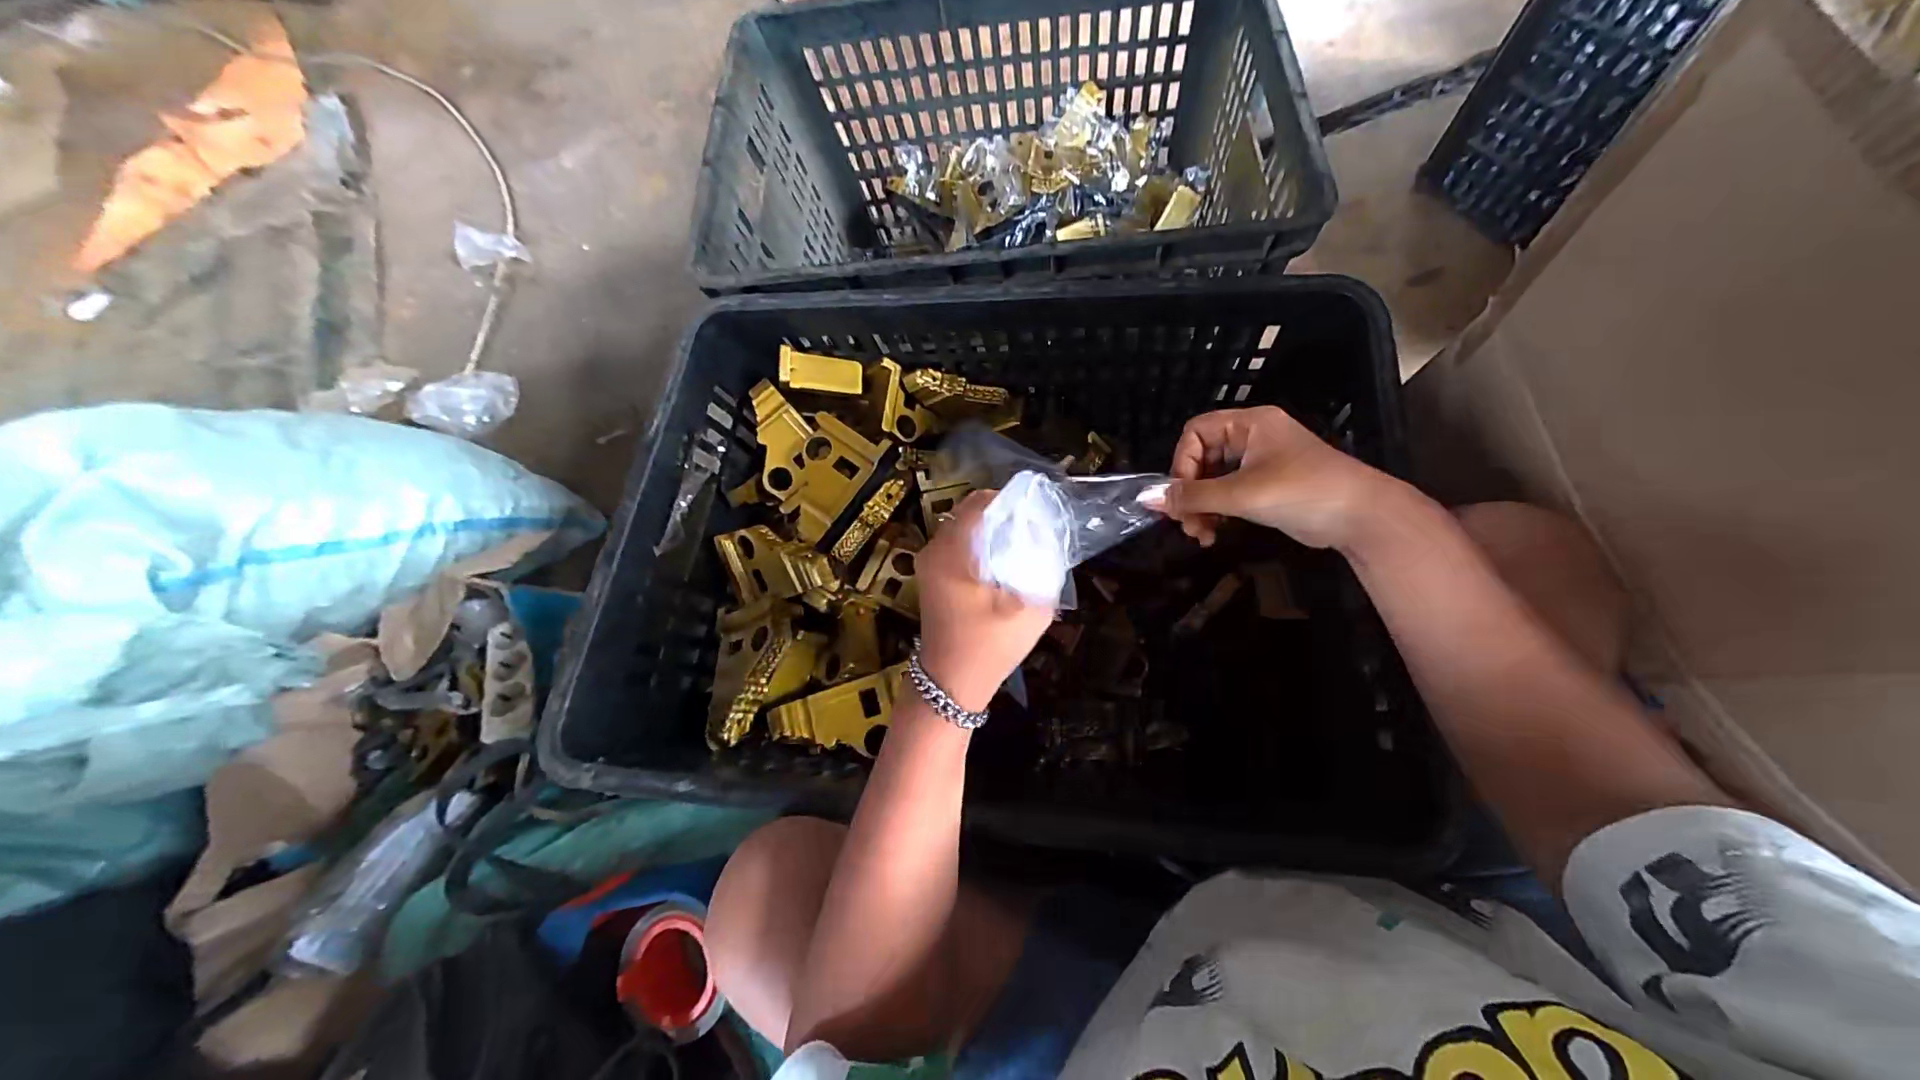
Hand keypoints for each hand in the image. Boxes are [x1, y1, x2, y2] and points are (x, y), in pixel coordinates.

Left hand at [913, 490, 1054, 711]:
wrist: (950, 683)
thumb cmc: (989, 645)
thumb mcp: (1030, 609)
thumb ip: (1043, 568)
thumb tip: (1046, 538)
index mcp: (952, 551)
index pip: (980, 502)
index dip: (1010, 501)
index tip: (1035, 513)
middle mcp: (934, 550)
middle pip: (969, 513)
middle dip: (1002, 517)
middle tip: (1031, 531)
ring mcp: (928, 564)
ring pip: (963, 530)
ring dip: (990, 533)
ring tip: (1020, 548)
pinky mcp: (931, 578)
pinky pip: (956, 548)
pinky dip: (979, 548)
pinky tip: (1001, 567)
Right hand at [1153, 406, 1393, 549]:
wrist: (1362, 517)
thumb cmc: (1302, 492)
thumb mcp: (1241, 494)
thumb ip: (1192, 496)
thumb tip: (1147, 499)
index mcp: (1249, 424)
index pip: (1195, 433)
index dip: (1182, 464)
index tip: (1181, 496)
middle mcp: (1252, 438)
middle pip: (1202, 459)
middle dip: (1191, 493)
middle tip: (1187, 524)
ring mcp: (1261, 463)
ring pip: (1213, 480)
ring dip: (1201, 508)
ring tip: (1202, 535)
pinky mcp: (1267, 487)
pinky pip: (1229, 494)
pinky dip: (1218, 513)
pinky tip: (1215, 534)